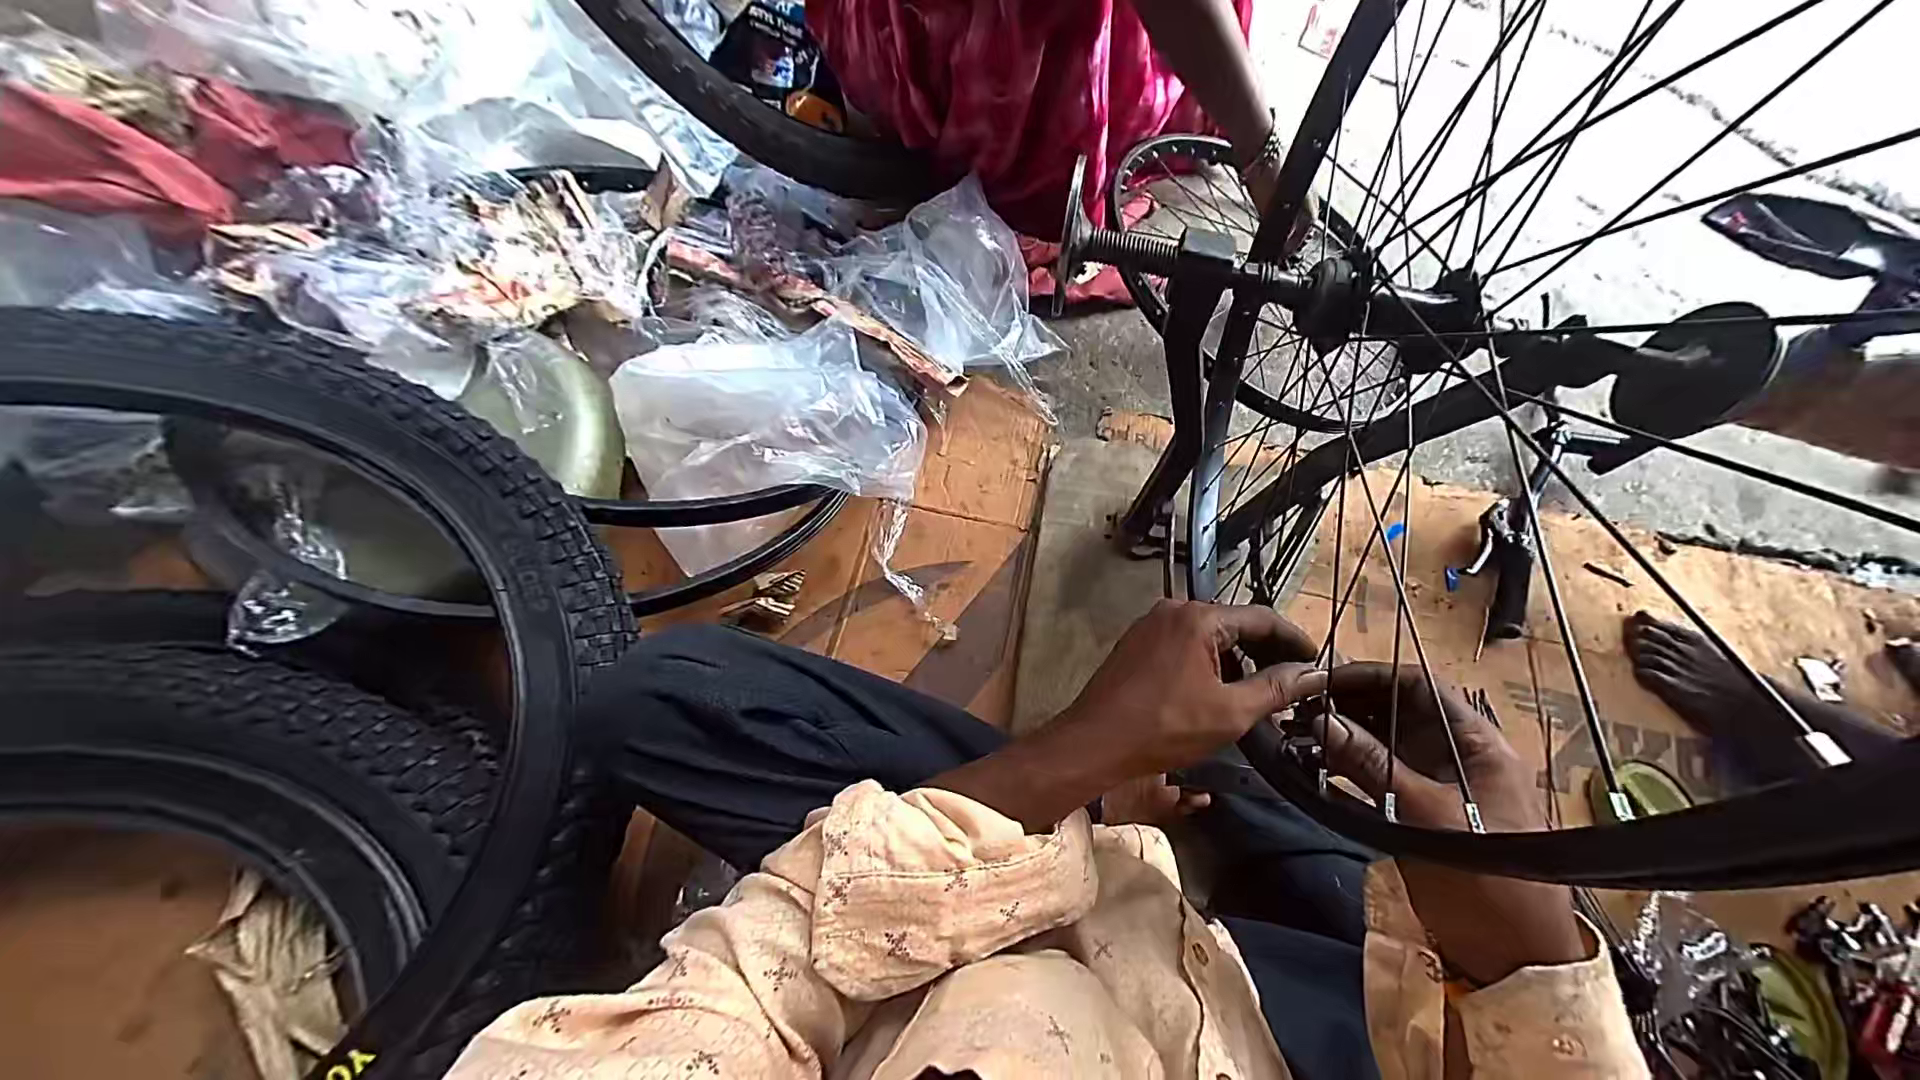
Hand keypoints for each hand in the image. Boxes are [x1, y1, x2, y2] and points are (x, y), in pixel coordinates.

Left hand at [1052, 599, 1326, 780]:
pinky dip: (1207, 662)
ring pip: (1208, 636)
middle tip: (1293, 683)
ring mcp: (1150, 625)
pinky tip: (1219, 690)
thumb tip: (1312, 673)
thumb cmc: (1163, 727)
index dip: (1295, 640)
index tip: (1317, 663)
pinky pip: (1183, 644)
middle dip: (1265, 652)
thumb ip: (1276, 688)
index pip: (1262, 618)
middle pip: (1234, 624)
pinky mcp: (1137, 643)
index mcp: (1197, 618)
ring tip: (1259, 693)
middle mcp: (1172, 611)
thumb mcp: (1231, 712)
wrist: (1096, 741)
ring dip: (1236, 660)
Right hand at [1316, 663, 1585, 983]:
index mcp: (1473, 743)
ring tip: (1295, 731)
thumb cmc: (1491, 878)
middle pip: (1391, 708)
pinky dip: (1338, 763)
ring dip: (1337, 732)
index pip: (1418, 685)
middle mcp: (1448, 752)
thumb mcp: (1429, 816)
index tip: (1325, 679)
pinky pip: (1367, 771)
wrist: (1514, 956)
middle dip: (1345, 703)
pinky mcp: (1407, 805)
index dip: (1371, 675)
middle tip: (1299, 705)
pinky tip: (1307, 762)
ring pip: (1375, 738)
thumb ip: (1373, 765)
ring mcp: (1427, 779)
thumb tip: (1322, 721)